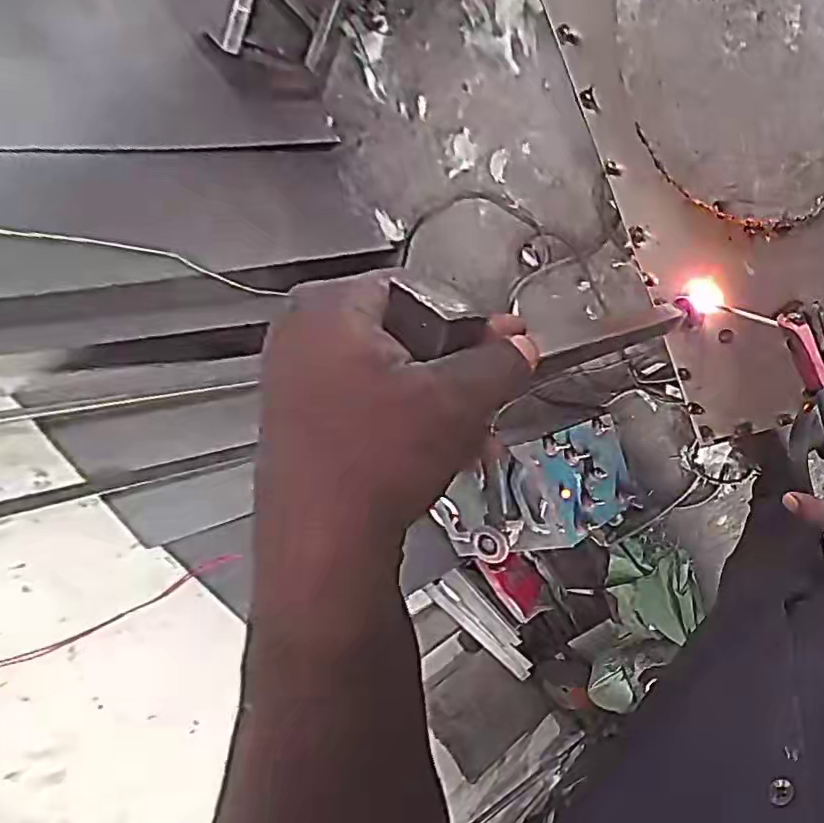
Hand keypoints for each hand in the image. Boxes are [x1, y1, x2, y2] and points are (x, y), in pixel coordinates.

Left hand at [253, 271, 539, 552]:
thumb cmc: (375, 461)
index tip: (500, 345)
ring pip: (400, 369)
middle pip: (412, 331)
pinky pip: (381, 399)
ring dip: (446, 395)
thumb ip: (501, 362)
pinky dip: (418, 415)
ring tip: (472, 427)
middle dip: (461, 364)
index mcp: (330, 311)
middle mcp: (304, 335)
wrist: (328, 534)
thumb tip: (521, 344)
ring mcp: (302, 378)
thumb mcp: (460, 400)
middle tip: (489, 388)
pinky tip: (446, 446)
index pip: (422, 288)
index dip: (471, 319)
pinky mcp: (311, 416)